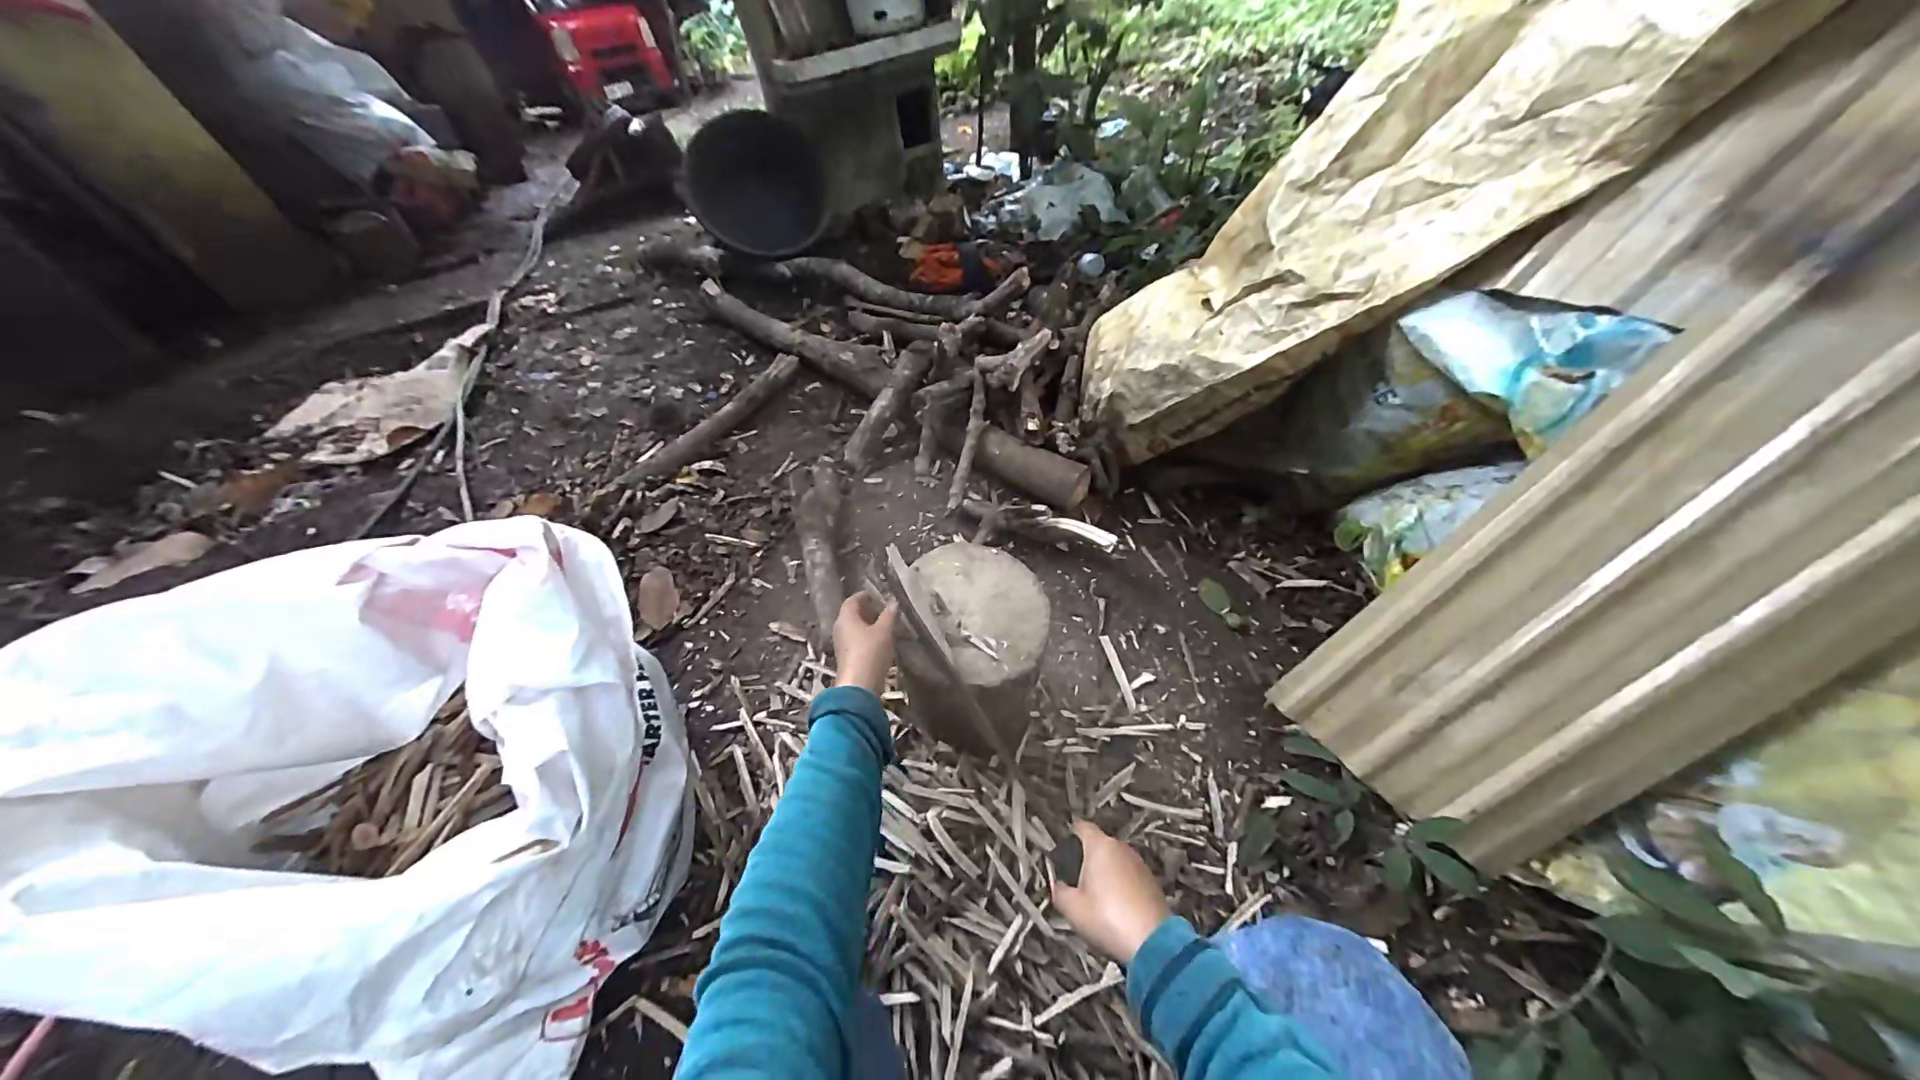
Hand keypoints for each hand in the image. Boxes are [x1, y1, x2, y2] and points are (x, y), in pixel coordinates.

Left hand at [833, 591, 898, 695]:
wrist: (859, 685)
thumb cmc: (870, 652)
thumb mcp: (884, 631)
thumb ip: (889, 616)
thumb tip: (893, 603)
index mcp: (846, 618)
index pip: (852, 600)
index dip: (863, 596)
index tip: (876, 595)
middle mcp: (840, 628)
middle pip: (851, 614)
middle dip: (866, 610)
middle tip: (882, 609)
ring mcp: (841, 644)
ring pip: (854, 628)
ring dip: (867, 624)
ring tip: (884, 624)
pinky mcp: (846, 657)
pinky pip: (855, 640)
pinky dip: (866, 636)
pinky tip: (879, 641)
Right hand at [1051, 821, 1170, 964]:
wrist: (1153, 943)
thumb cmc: (1106, 918)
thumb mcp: (1071, 908)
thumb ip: (1058, 890)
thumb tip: (1060, 884)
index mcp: (1100, 845)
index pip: (1081, 827)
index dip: (1069, 838)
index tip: (1063, 859)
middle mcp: (1121, 847)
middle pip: (1099, 845)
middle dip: (1087, 860)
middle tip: (1077, 886)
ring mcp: (1140, 863)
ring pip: (1115, 861)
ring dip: (1106, 874)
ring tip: (1098, 901)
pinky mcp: (1153, 881)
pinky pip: (1129, 876)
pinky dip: (1122, 886)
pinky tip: (1118, 909)